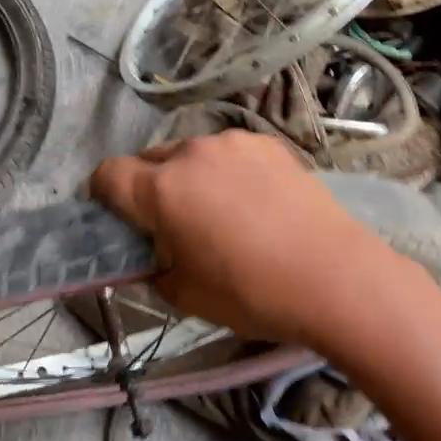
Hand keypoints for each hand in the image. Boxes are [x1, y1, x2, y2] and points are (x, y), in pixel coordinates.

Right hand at [89, 131, 414, 347]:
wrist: (338, 279)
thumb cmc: (254, 294)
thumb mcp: (188, 297)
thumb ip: (154, 270)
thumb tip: (151, 258)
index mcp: (161, 190)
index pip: (107, 174)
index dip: (101, 193)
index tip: (113, 214)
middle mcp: (189, 154)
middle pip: (148, 160)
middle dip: (149, 186)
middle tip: (172, 223)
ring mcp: (231, 143)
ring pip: (191, 154)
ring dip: (191, 177)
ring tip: (221, 212)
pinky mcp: (266, 143)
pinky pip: (230, 153)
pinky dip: (228, 171)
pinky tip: (256, 203)